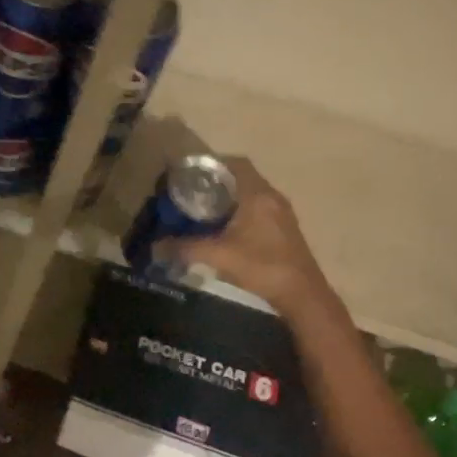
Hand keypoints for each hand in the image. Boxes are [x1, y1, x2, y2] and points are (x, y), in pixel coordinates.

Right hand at [176, 156, 335, 320]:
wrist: (301, 293)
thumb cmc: (261, 266)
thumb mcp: (217, 256)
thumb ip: (184, 248)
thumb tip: (155, 247)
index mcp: (258, 195)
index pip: (236, 164)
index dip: (212, 164)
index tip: (190, 174)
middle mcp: (272, 197)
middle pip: (242, 178)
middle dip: (215, 183)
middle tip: (189, 194)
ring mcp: (281, 213)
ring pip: (250, 194)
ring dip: (228, 198)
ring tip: (201, 211)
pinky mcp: (283, 229)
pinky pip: (257, 209)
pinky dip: (239, 211)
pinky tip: (223, 230)